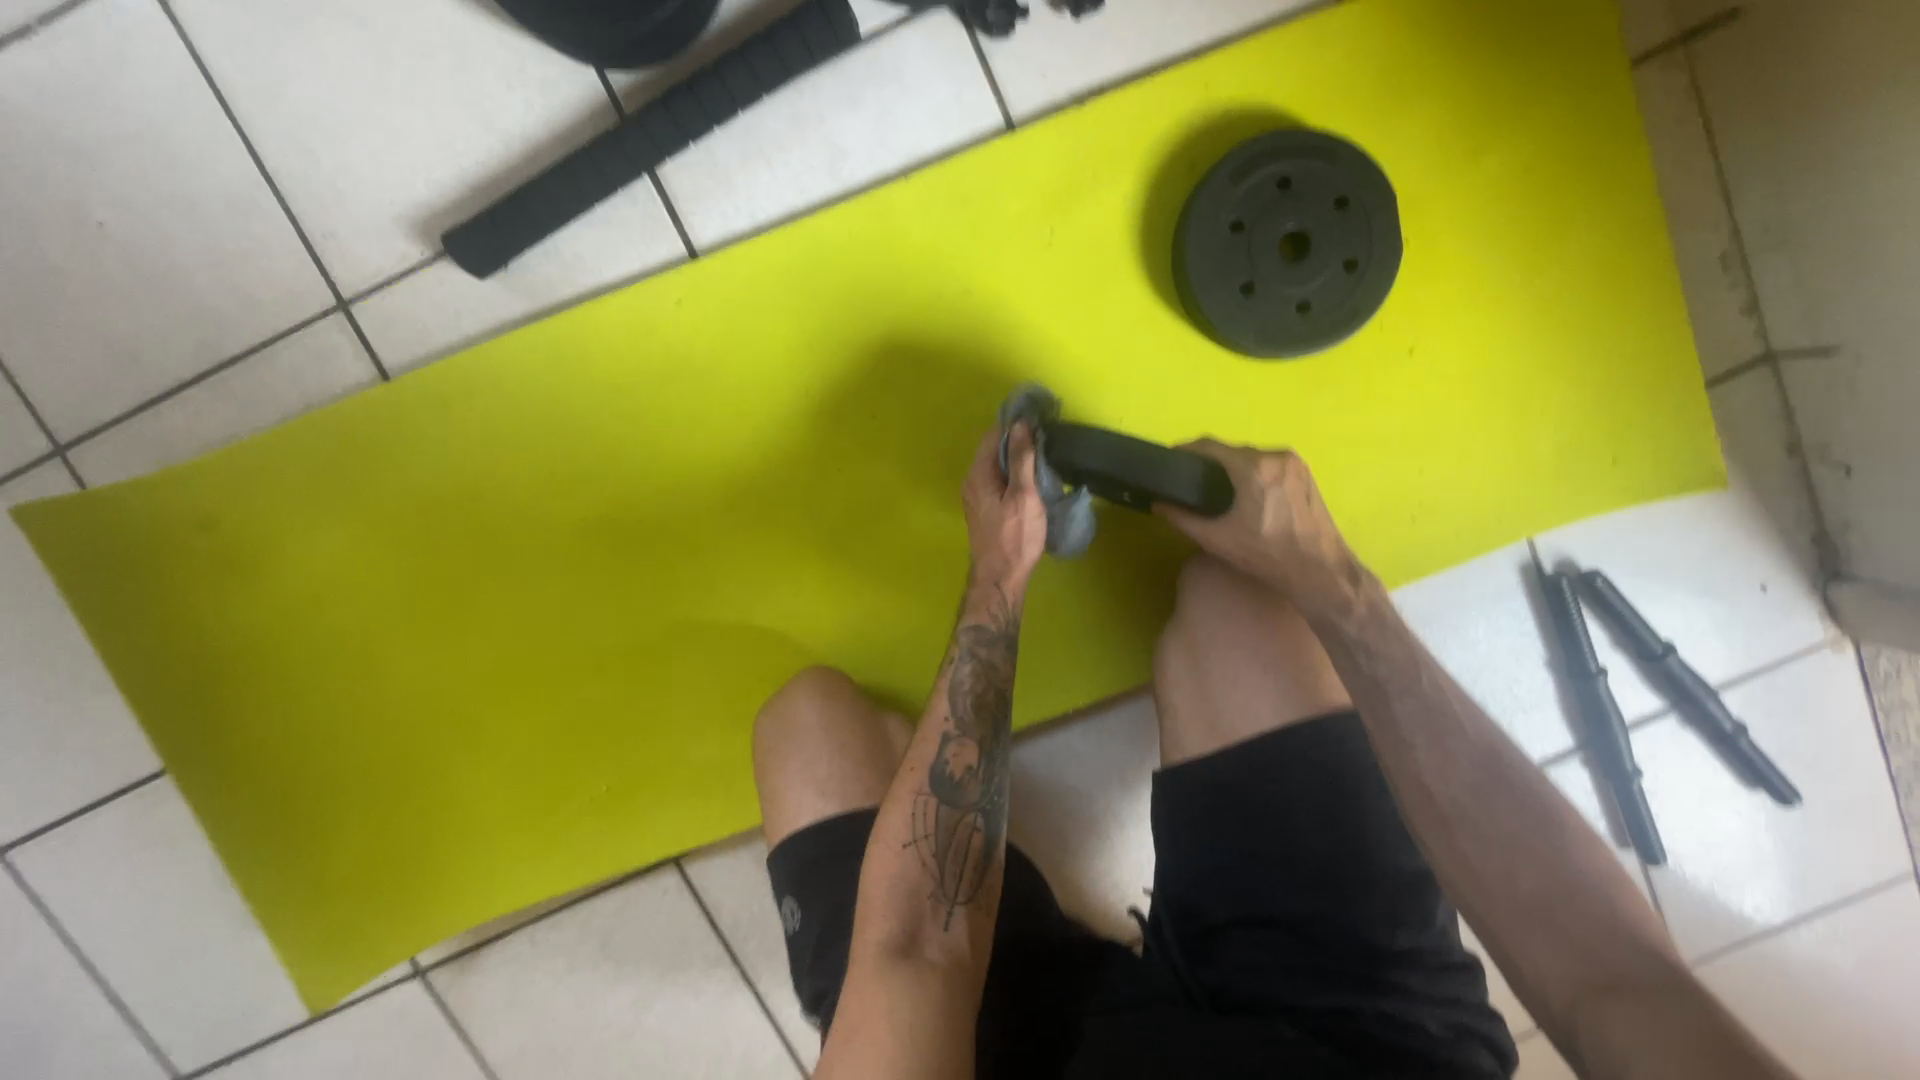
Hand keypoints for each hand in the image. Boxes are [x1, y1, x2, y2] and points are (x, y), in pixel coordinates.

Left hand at [964, 423, 1046, 594]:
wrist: (1000, 578)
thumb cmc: (1015, 536)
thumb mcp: (1024, 494)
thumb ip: (1021, 459)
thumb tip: (1020, 425)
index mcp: (978, 474)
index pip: (993, 435)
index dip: (1015, 424)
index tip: (1039, 418)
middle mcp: (972, 481)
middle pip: (993, 449)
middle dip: (1017, 439)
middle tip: (1045, 435)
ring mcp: (977, 496)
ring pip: (996, 466)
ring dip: (1016, 457)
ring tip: (1043, 453)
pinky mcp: (985, 509)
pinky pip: (998, 480)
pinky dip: (1013, 473)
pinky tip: (1032, 478)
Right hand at [1155, 440, 1374, 618]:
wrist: (1320, 570)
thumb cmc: (1266, 554)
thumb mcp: (1217, 539)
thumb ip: (1183, 519)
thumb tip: (1157, 504)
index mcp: (1254, 468)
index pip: (1211, 446)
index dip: (1186, 449)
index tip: (1170, 458)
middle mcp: (1276, 456)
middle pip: (1233, 451)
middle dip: (1210, 461)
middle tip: (1190, 478)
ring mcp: (1294, 463)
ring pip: (1253, 457)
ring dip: (1233, 467)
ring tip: (1215, 485)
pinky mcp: (1305, 474)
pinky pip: (1270, 464)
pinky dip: (1253, 472)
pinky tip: (1243, 491)